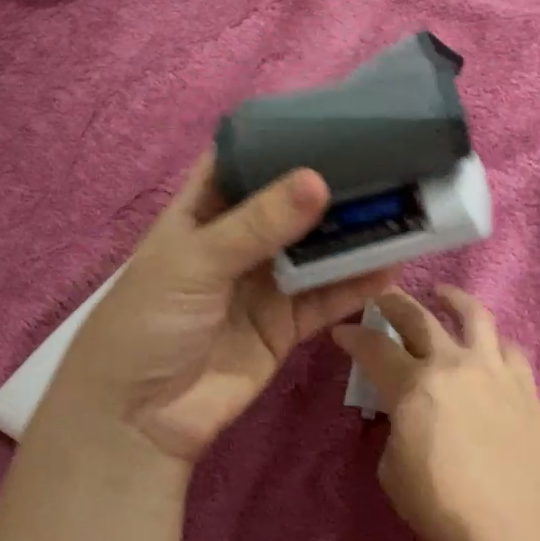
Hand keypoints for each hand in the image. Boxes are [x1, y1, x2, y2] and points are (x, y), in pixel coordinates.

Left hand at [48, 151, 394, 464]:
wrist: (137, 421)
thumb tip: (320, 180)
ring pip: (318, 252)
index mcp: (201, 212)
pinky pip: (328, 298)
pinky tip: (391, 266)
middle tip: (387, 163)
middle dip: (334, 187)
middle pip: (292, 205)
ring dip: (354, 235)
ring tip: (401, 208)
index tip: (334, 118)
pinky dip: (358, 285)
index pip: (244, 162)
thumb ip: (259, 224)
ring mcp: (264, 285)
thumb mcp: (195, 262)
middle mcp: (237, 242)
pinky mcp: (286, 325)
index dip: (282, 139)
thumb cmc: (147, 325)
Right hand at [332, 287, 539, 540]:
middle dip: (394, 304)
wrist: (518, 526)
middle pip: (419, 319)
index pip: (374, 348)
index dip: (353, 337)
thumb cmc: (446, 508)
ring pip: (473, 316)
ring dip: (452, 299)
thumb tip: (404, 414)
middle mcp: (453, 364)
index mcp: (414, 386)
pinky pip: (508, 346)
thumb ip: (394, 429)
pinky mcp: (524, 383)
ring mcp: (494, 369)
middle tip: (382, 300)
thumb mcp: (394, 472)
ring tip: (441, 293)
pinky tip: (486, 341)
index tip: (341, 332)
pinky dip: (492, 338)